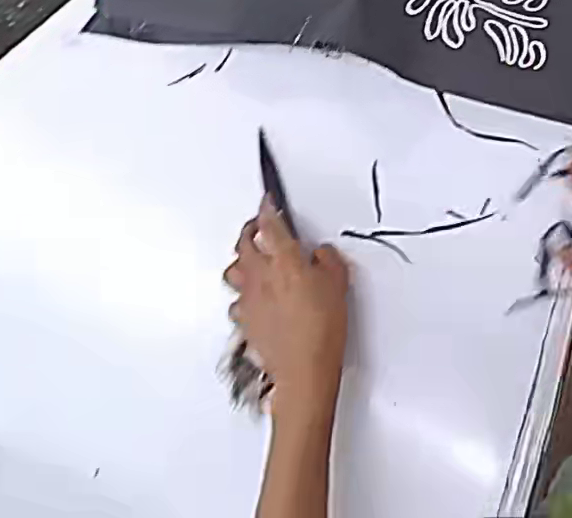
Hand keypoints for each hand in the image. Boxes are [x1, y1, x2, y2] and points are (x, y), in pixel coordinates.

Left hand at [225, 198, 350, 416]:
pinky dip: (244, 293)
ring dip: (242, 260)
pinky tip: (256, 296)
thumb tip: (318, 253)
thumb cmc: (323, 327)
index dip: (267, 208)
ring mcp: (249, 300)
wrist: (304, 371)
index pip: (269, 224)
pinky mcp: (244, 322)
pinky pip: (236, 300)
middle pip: (244, 243)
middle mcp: (261, 275)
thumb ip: (326, 259)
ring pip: (233, 270)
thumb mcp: (338, 281)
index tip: (267, 200)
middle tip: (258, 224)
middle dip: (249, 229)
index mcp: (285, 260)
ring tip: (253, 258)